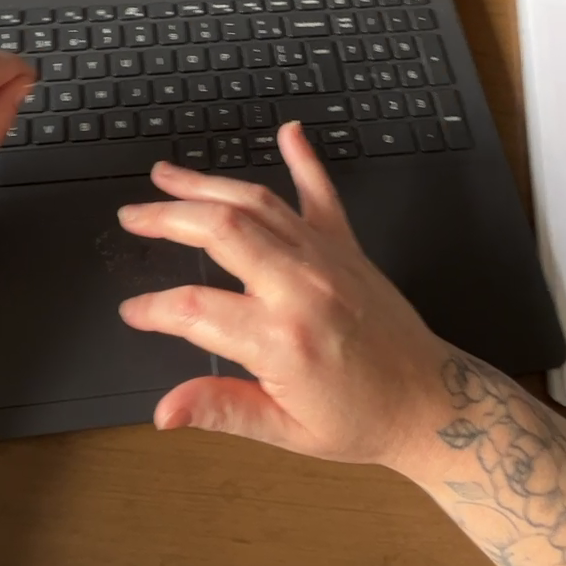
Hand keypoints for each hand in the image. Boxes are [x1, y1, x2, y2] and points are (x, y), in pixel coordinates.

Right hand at [116, 123, 451, 470]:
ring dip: (206, 184)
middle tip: (132, 215)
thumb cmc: (361, 420)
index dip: (154, 308)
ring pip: (256, 202)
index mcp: (282, 338)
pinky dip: (303, 159)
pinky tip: (289, 132)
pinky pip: (321, 192)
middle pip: (220, 229)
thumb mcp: (285, 432)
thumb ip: (220, 410)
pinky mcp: (345, 244)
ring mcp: (325, 256)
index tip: (133, 311)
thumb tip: (163, 411)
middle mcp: (301, 284)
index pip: (194, 310)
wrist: (432, 402)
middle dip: (167, 216)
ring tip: (167, 175)